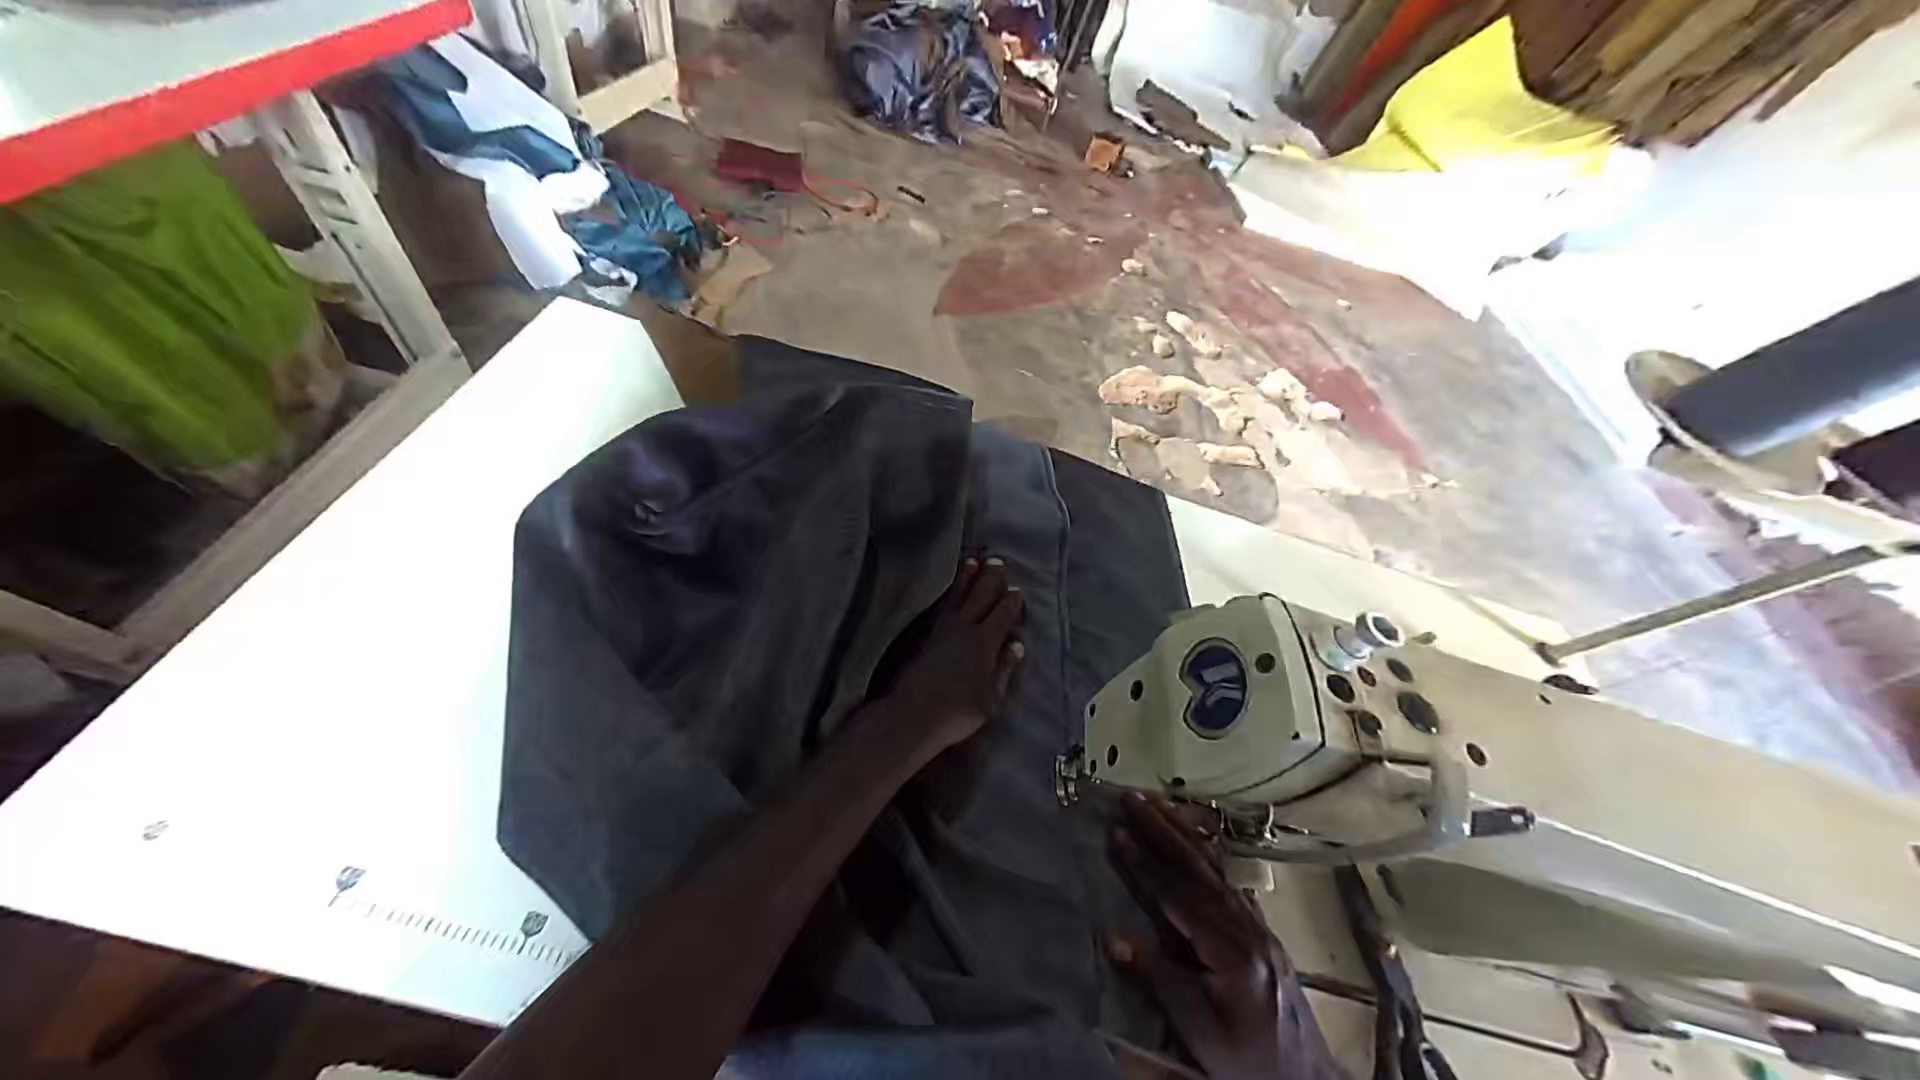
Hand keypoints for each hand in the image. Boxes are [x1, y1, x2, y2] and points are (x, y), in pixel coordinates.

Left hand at [876, 556, 1024, 753]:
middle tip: (998, 562)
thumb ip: (1004, 669)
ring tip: (973, 562)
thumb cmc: (957, 712)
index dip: (1012, 601)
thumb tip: (1015, 646)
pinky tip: (951, 592)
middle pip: (981, 596)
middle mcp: (964, 630)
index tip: (1017, 592)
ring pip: (959, 596)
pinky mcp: (926, 636)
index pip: (1003, 613)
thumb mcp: (992, 698)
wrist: (912, 715)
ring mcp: (943, 630)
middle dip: (991, 578)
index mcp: (984, 642)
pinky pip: (943, 606)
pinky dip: (950, 593)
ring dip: (967, 577)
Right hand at [1109, 794, 1334, 1079]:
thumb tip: (1112, 935)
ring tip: (1157, 803)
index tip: (1116, 833)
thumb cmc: (1248, 1060)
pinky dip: (1206, 852)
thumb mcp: (1199, 1031)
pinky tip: (1196, 842)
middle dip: (1162, 828)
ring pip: (1215, 866)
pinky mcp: (1260, 930)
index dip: (1144, 864)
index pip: (1178, 895)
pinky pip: (1228, 879)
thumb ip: (1158, 978)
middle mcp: (1247, 926)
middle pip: (1198, 866)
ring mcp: (1256, 924)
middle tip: (1132, 798)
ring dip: (1183, 831)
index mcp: (1232, 950)